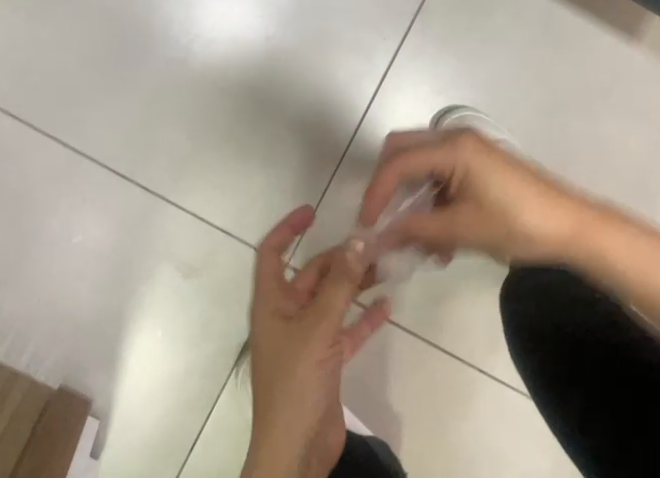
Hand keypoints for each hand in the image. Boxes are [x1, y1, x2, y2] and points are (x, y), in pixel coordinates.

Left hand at [243, 206, 391, 477]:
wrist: (295, 449)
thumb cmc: (296, 382)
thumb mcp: (318, 328)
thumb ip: (340, 284)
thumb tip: (358, 240)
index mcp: (271, 302)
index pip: (273, 253)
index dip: (288, 229)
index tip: (313, 210)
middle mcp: (286, 315)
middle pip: (312, 275)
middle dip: (340, 258)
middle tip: (375, 243)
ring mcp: (306, 339)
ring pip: (332, 301)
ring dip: (356, 284)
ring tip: (388, 267)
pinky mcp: (326, 362)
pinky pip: (346, 331)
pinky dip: (364, 318)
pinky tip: (388, 306)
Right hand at [358, 128, 594, 265]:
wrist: (571, 228)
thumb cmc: (516, 224)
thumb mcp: (461, 230)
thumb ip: (414, 230)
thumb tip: (376, 239)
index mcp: (451, 147)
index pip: (397, 163)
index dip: (376, 194)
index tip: (367, 226)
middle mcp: (456, 139)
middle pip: (403, 152)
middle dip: (388, 187)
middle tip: (382, 221)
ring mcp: (469, 150)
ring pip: (421, 166)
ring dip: (412, 199)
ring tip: (416, 241)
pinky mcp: (479, 165)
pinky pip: (441, 176)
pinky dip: (432, 202)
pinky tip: (440, 241)